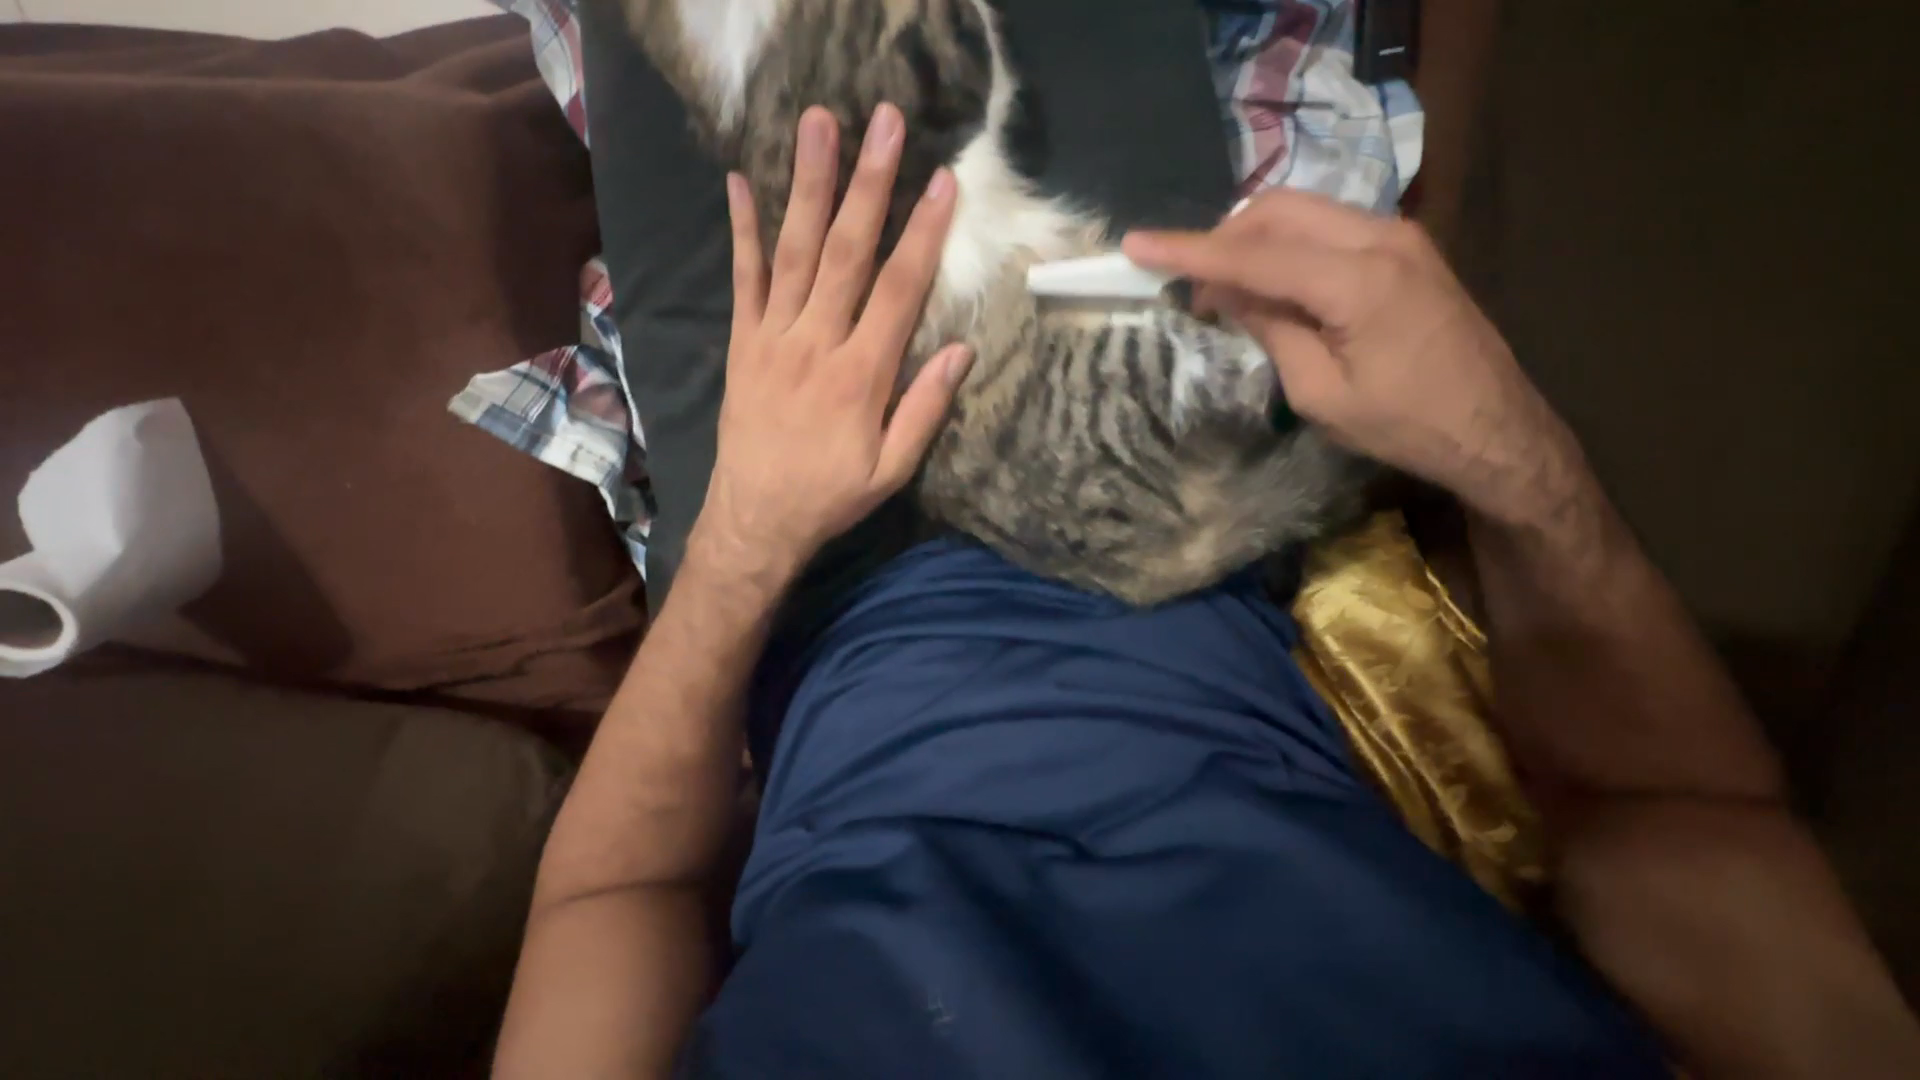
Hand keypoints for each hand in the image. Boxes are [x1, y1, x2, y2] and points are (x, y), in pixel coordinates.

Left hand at [689, 104, 970, 589]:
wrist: (755, 520)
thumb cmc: (832, 495)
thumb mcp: (893, 469)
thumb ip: (925, 408)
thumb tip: (961, 350)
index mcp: (861, 374)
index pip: (898, 290)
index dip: (922, 234)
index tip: (942, 182)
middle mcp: (816, 343)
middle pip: (846, 253)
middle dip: (869, 185)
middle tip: (884, 122)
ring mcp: (773, 338)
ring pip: (793, 252)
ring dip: (807, 185)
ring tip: (818, 126)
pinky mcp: (742, 344)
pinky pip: (743, 281)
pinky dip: (743, 232)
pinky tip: (739, 184)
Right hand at [1124, 190, 1584, 527]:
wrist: (1495, 428)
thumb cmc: (1404, 426)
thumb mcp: (1320, 394)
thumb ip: (1272, 331)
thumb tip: (1229, 293)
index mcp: (1358, 282)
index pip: (1255, 255)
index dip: (1190, 251)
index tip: (1136, 244)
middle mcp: (1381, 239)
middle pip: (1278, 210)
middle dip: (1223, 236)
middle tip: (1191, 285)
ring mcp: (1399, 237)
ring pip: (1304, 211)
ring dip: (1254, 239)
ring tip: (1225, 288)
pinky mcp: (1406, 248)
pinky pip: (1328, 228)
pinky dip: (1287, 246)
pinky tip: (1272, 282)